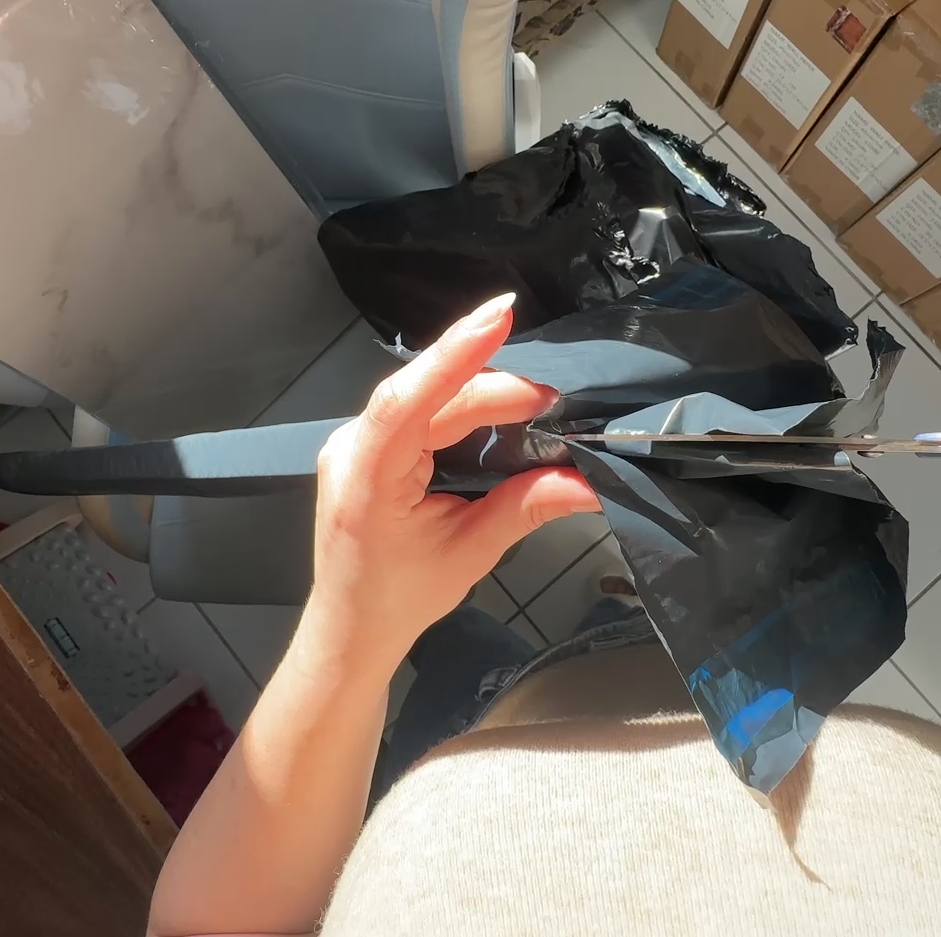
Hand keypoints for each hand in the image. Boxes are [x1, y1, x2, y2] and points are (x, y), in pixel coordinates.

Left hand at [308, 292, 601, 661]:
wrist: (351, 626)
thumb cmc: (400, 597)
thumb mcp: (469, 553)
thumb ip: (525, 508)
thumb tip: (589, 483)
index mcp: (366, 477)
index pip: (406, 401)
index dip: (454, 354)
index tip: (499, 315)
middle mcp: (353, 447)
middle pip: (428, 396)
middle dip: (494, 390)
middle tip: (551, 402)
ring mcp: (356, 442)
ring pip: (425, 397)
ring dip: (480, 393)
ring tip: (534, 402)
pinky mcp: (369, 445)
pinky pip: (418, 409)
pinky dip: (460, 403)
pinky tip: (496, 405)